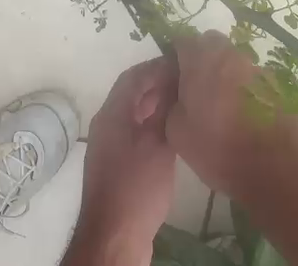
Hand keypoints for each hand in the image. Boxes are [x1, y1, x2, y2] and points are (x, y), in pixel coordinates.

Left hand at [67, 56, 178, 265]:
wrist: (114, 238)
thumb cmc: (137, 187)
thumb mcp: (158, 145)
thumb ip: (166, 110)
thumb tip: (176, 82)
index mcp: (112, 114)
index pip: (135, 75)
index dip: (158, 65)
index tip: (185, 60)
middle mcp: (107, 124)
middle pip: (133, 92)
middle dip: (160, 82)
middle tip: (190, 80)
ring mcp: (111, 146)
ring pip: (136, 113)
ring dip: (158, 104)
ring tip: (188, 102)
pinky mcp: (118, 165)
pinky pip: (137, 132)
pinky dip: (154, 125)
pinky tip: (175, 132)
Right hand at [164, 31, 297, 200]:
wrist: (275, 168)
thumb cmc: (218, 147)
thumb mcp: (177, 131)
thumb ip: (171, 103)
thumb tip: (177, 95)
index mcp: (201, 59)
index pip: (181, 41)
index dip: (174, 59)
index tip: (172, 80)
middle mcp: (229, 54)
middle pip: (210, 44)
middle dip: (201, 60)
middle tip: (195, 91)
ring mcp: (255, 67)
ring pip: (232, 61)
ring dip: (224, 76)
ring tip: (221, 109)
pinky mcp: (275, 85)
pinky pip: (251, 79)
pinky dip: (243, 91)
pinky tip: (242, 118)